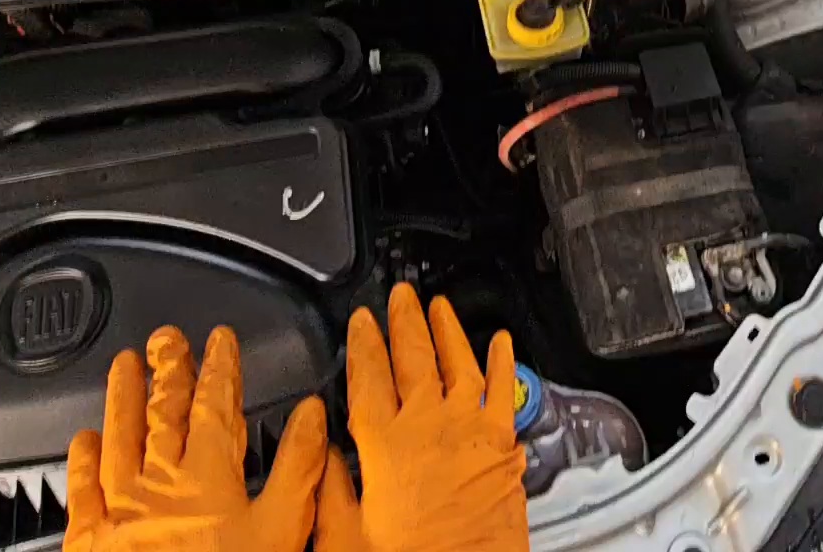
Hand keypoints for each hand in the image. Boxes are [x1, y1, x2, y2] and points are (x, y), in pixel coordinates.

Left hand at [64, 326, 327, 551]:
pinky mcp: (87, 546)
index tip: (220, 338)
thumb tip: (313, 411)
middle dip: (168, 369)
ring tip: (123, 366)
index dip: (220, 366)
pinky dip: (81, 462)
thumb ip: (299, 465)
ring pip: (118, 439)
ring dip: (121, 398)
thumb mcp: (282, 528)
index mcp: (209, 473)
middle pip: (163, 411)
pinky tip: (82, 440)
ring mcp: (117, 513)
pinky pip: (81, 492)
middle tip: (167, 338)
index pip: (217, 402)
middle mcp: (158, 482)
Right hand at [319, 284, 527, 551]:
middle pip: (412, 357)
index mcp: (385, 445)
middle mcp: (428, 423)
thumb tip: (318, 448)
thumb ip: (328, 488)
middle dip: (404, 320)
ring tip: (438, 305)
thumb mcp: (343, 539)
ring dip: (446, 329)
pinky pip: (504, 386)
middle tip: (400, 294)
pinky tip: (500, 339)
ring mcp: (468, 425)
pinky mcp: (502, 437)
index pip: (368, 378)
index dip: (364, 344)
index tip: (361, 320)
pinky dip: (502, 359)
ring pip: (456, 360)